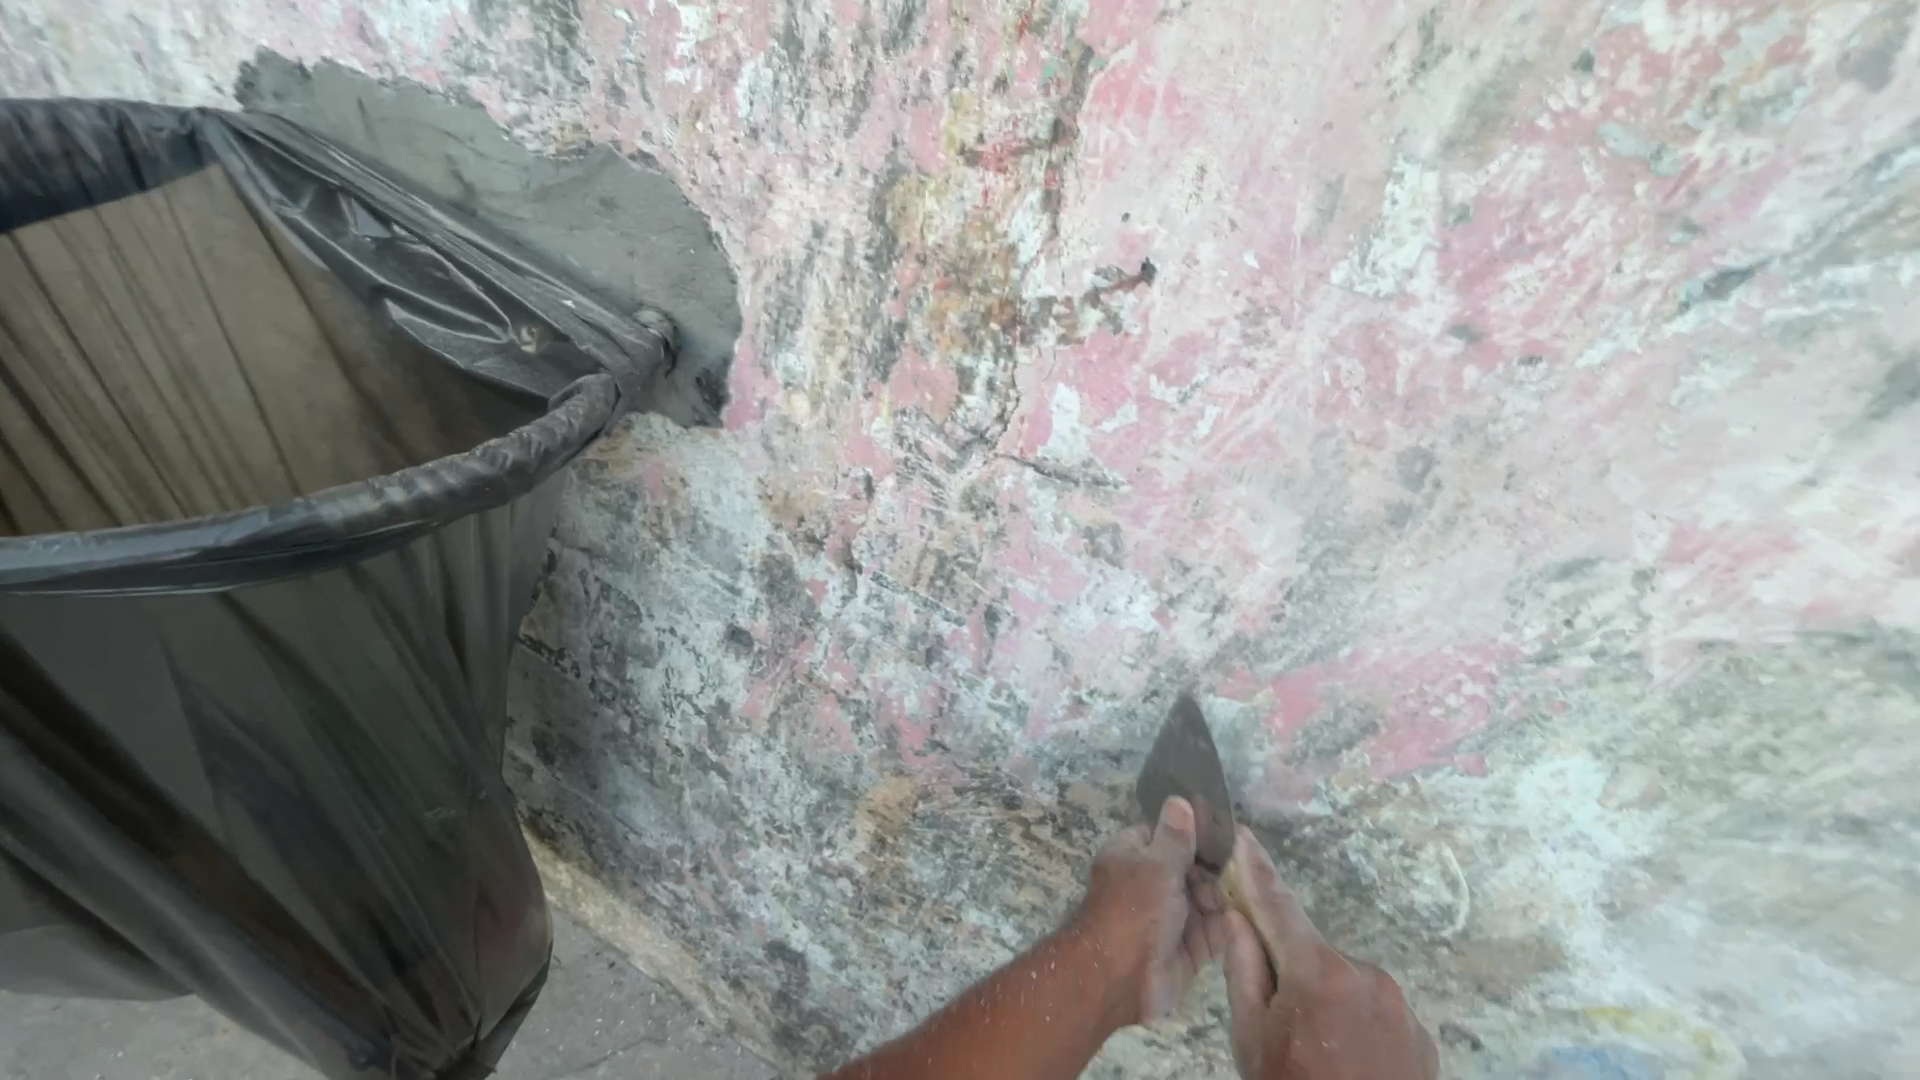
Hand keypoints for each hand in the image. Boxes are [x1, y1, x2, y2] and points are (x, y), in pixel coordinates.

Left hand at [1074, 797, 1225, 1026]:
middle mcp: (1151, 882)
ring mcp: (1170, 916)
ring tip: (1245, 893)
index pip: (1167, 834)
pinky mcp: (1188, 947)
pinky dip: (1228, 925)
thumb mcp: (1157, 864)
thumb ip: (1175, 835)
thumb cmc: (1134, 909)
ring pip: (1206, 899)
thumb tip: (1180, 799)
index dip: (1194, 833)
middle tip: (1241, 868)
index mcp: (1132, 855)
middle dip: (1215, 869)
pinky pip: (1213, 931)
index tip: (1227, 831)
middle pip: (1192, 867)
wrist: (1122, 977)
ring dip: (1224, 897)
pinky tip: (1250, 916)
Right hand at [1219, 827, 1438, 1079]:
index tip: (1243, 834)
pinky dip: (1355, 1019)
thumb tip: (1239, 917)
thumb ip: (1243, 968)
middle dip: (1291, 966)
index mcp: (1318, 972)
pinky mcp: (1423, 1035)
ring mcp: (1401, 1006)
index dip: (1256, 869)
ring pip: (1344, 981)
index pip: (1278, 906)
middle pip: (1312, 951)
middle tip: (1278, 1013)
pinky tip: (1348, 1057)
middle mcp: (1366, 976)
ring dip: (1325, 995)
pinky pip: (1374, 1009)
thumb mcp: (1251, 1038)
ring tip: (1317, 1047)